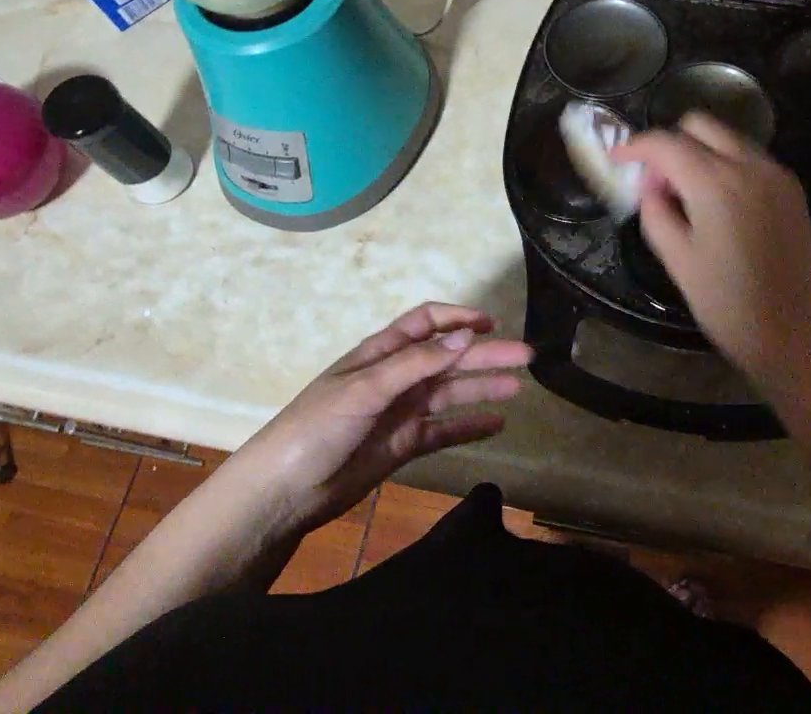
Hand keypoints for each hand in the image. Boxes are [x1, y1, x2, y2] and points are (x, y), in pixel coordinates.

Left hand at [240, 303, 531, 532]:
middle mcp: (394, 378)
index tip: (492, 323)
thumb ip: (416, 364)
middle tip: (526, 357)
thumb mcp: (365, 388)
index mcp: (379, 354)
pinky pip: (443, 431)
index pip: (425, 323)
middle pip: (447, 358)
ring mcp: (399, 412)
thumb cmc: (317, 427)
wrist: (284, 491)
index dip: (457, 319)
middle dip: (484, 355)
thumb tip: (465, 338)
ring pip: (450, 393)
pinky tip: (496, 424)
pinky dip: (468, 427)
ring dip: (482, 388)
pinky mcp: (402, 446)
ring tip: (518, 388)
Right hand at [611, 113, 810, 372]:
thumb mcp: (678, 262)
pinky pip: (749, 158)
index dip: (635, 146)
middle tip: (654, 181)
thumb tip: (650, 186)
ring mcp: (777, 175)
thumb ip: (656, 213)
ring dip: (698, 151)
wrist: (799, 337)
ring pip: (727, 138)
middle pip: (700, 125)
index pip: (666, 142)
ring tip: (682, 195)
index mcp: (717, 183)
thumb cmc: (730, 306)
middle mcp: (750, 166)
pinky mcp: (792, 191)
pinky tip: (714, 203)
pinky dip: (724, 164)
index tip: (615, 158)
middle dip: (670, 142)